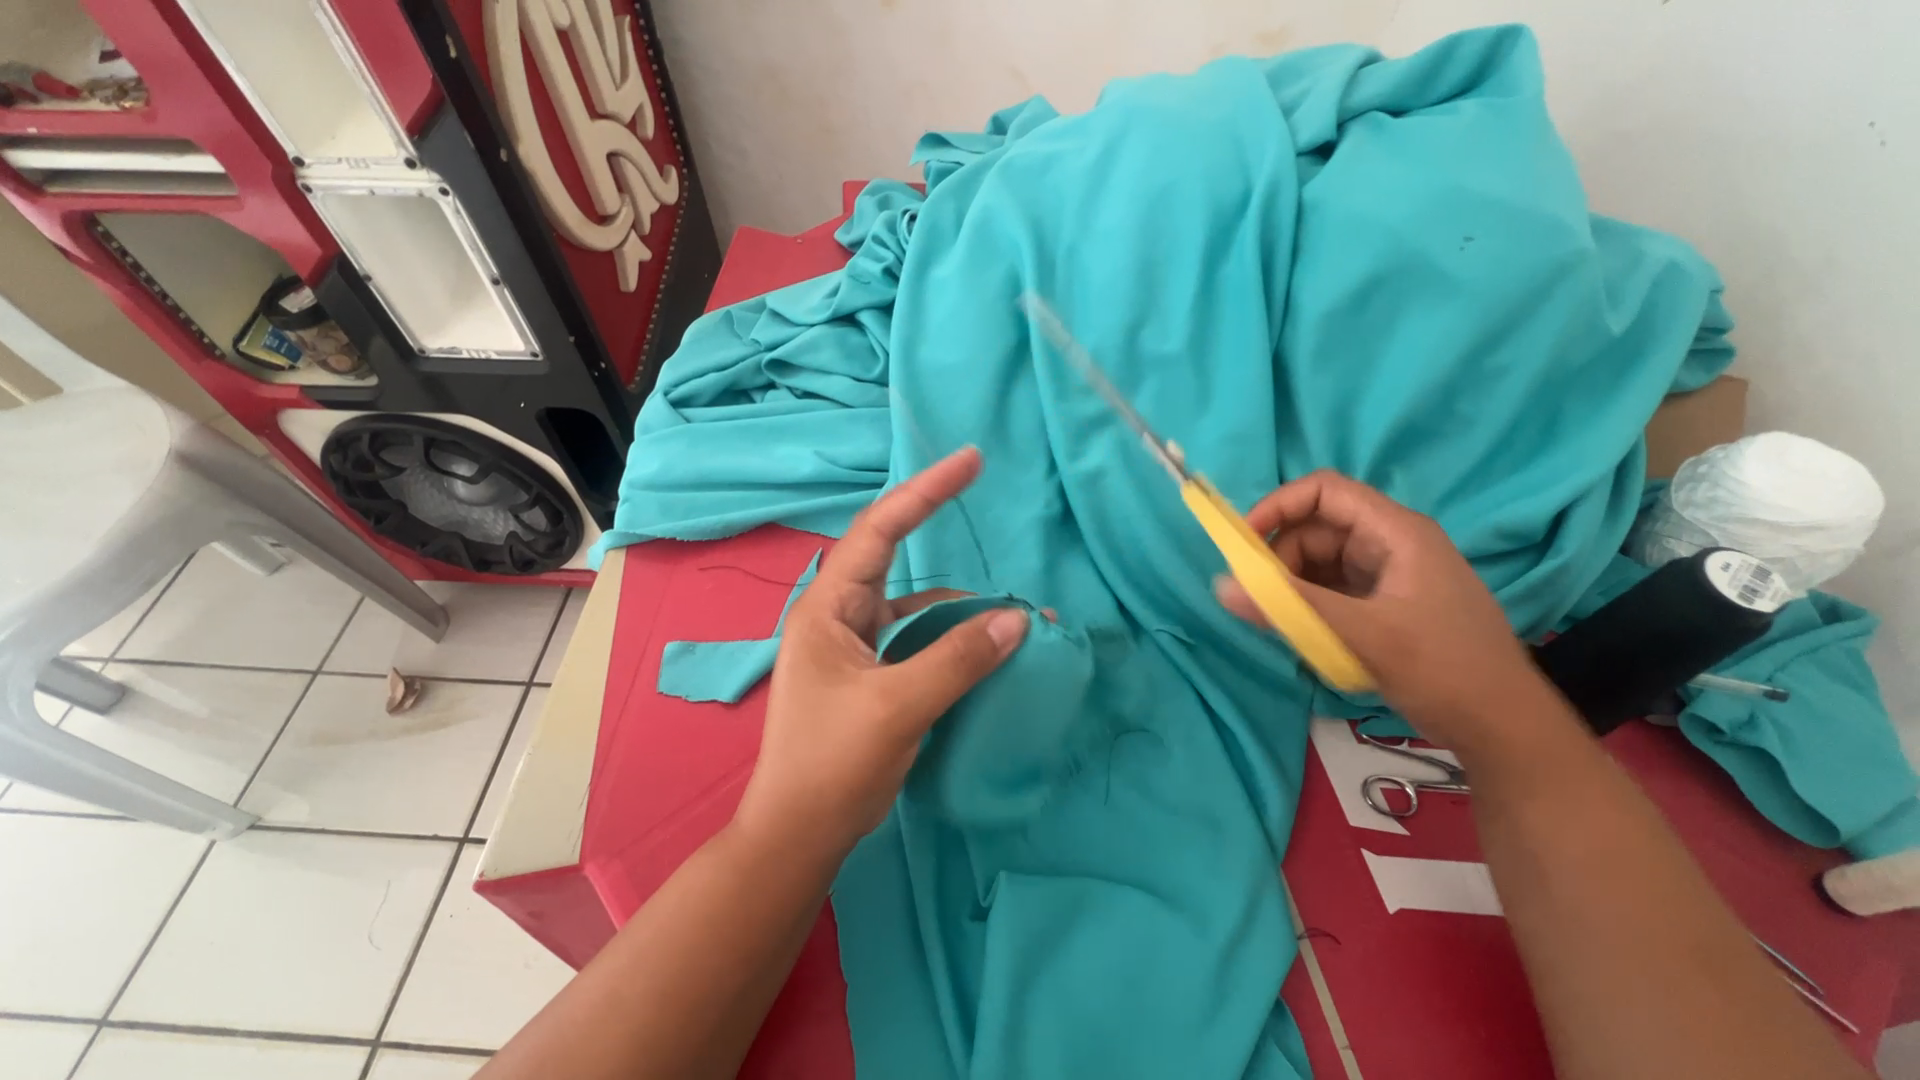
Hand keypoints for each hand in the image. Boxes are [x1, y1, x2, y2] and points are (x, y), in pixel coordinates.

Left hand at [734, 447, 1030, 857]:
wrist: (800, 832)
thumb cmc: (833, 763)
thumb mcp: (898, 707)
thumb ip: (958, 659)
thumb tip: (1017, 618)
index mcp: (828, 608)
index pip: (879, 530)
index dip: (925, 491)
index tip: (969, 460)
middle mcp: (838, 616)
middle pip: (894, 553)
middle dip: (935, 521)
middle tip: (981, 485)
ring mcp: (854, 647)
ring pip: (913, 603)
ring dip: (958, 600)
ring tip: (1012, 603)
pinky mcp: (872, 677)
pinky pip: (918, 639)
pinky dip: (954, 637)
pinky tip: (988, 644)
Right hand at [1214, 469, 1552, 752]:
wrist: (1503, 727)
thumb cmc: (1441, 669)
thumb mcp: (1362, 634)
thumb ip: (1290, 607)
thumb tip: (1220, 586)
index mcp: (1396, 532)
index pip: (1325, 491)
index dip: (1278, 507)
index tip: (1243, 545)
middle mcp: (1391, 544)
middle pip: (1317, 529)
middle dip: (1282, 558)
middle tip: (1261, 599)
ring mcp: (1390, 577)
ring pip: (1321, 563)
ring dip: (1294, 587)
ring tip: (1284, 623)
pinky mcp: (1386, 607)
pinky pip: (1333, 591)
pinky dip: (1311, 606)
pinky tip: (1305, 634)